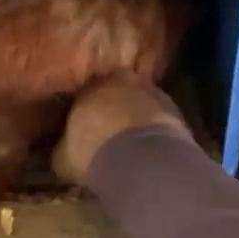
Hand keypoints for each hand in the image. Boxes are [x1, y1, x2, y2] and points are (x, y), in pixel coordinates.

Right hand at [54, 72, 191, 184]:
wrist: (140, 157)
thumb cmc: (91, 151)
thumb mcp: (62, 157)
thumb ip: (62, 149)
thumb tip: (61, 154)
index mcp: (90, 85)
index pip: (87, 92)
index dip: (88, 110)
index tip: (88, 126)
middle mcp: (124, 80)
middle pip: (120, 92)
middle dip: (118, 108)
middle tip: (114, 130)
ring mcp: (155, 93)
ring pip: (145, 103)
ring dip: (141, 117)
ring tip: (137, 143)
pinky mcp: (177, 112)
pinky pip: (163, 120)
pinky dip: (159, 131)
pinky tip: (154, 149)